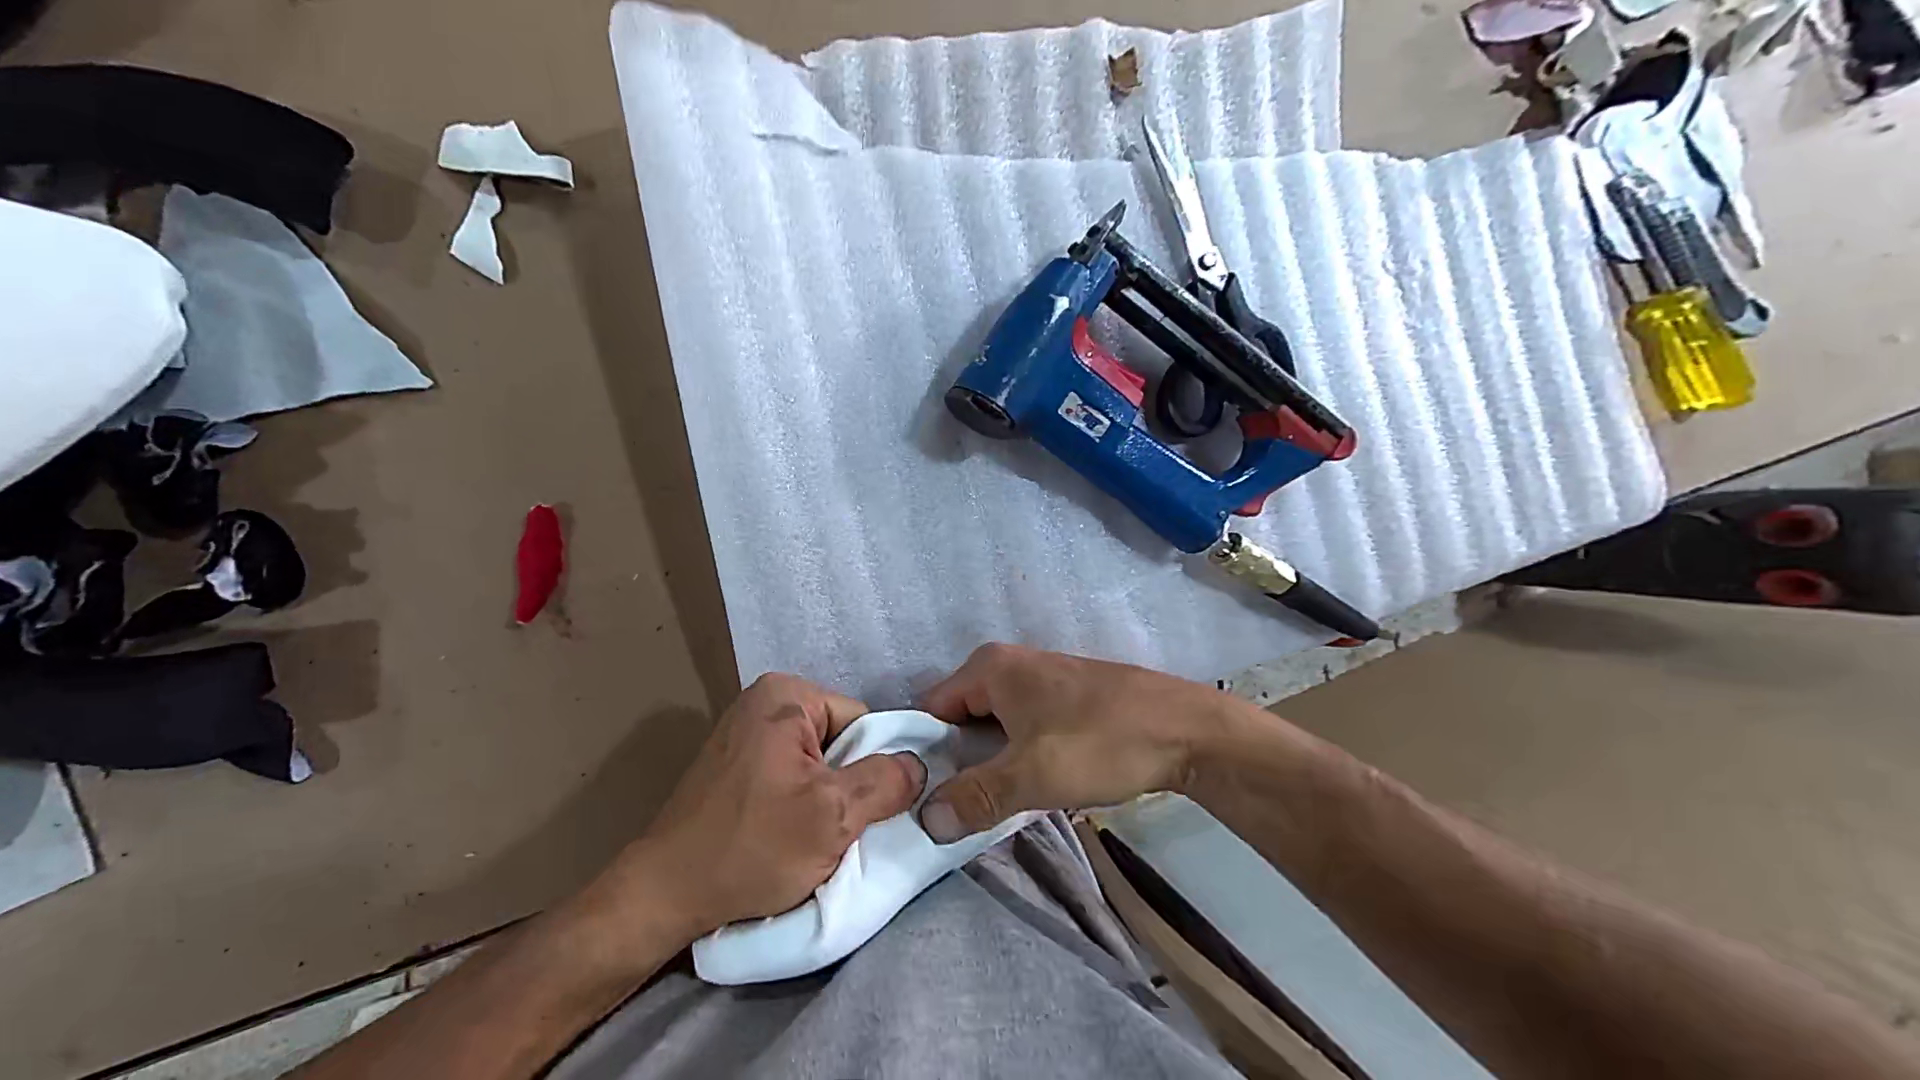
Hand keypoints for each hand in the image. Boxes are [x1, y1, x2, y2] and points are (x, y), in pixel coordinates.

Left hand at [610, 674, 925, 940]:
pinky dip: (797, 804)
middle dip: (848, 784)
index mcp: (786, 694)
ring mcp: (743, 732)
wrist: (660, 898)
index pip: (864, 722)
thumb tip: (919, 763)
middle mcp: (762, 701)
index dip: (875, 768)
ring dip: (824, 799)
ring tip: (811, 837)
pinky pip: (789, 775)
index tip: (865, 811)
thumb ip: (887, 780)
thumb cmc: (749, 847)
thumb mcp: (834, 814)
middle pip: (841, 741)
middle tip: (839, 828)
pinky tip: (786, 836)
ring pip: (817, 763)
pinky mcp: (732, 765)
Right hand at [917, 644, 1259, 842]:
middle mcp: (1010, 664)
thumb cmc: (1100, 742)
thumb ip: (975, 797)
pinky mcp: (1067, 698)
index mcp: (989, 667)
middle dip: (956, 761)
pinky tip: (1030, 785)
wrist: (1187, 731)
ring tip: (990, 805)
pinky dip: (1018, 755)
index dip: (922, 753)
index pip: (930, 710)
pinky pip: (1022, 727)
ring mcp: (1041, 679)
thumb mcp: (1031, 776)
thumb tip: (926, 821)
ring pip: (994, 726)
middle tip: (954, 810)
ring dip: (990, 763)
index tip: (919, 797)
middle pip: (960, 718)